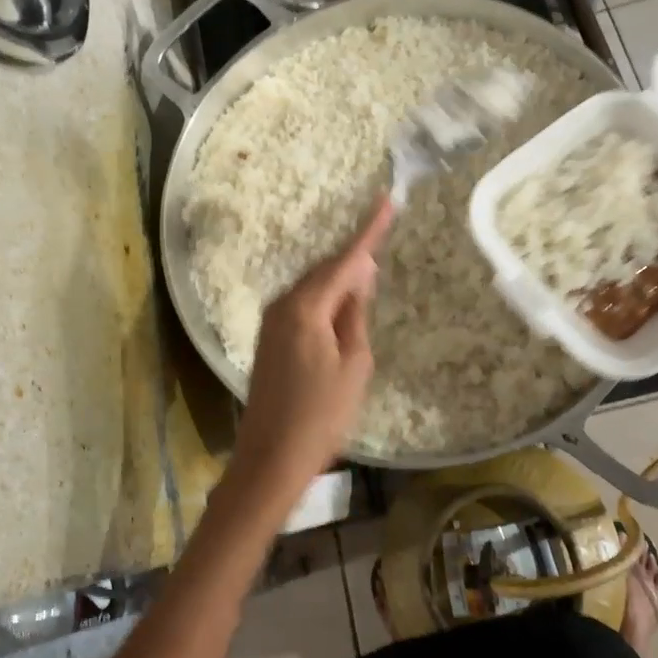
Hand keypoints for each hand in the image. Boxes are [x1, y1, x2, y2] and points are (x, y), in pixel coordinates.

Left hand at [234, 193, 394, 494]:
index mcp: (306, 307)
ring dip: (340, 278)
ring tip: (370, 273)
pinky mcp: (270, 339)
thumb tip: (359, 276)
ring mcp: (272, 322)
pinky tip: (343, 305)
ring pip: (314, 287)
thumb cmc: (321, 415)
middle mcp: (283, 305)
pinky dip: (326, 298)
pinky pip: (304, 304)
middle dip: (354, 256)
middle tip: (383, 236)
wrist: (270, 458)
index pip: (344, 260)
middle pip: (325, 270)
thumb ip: (355, 314)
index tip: (387, 200)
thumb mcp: (354, 364)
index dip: (369, 230)